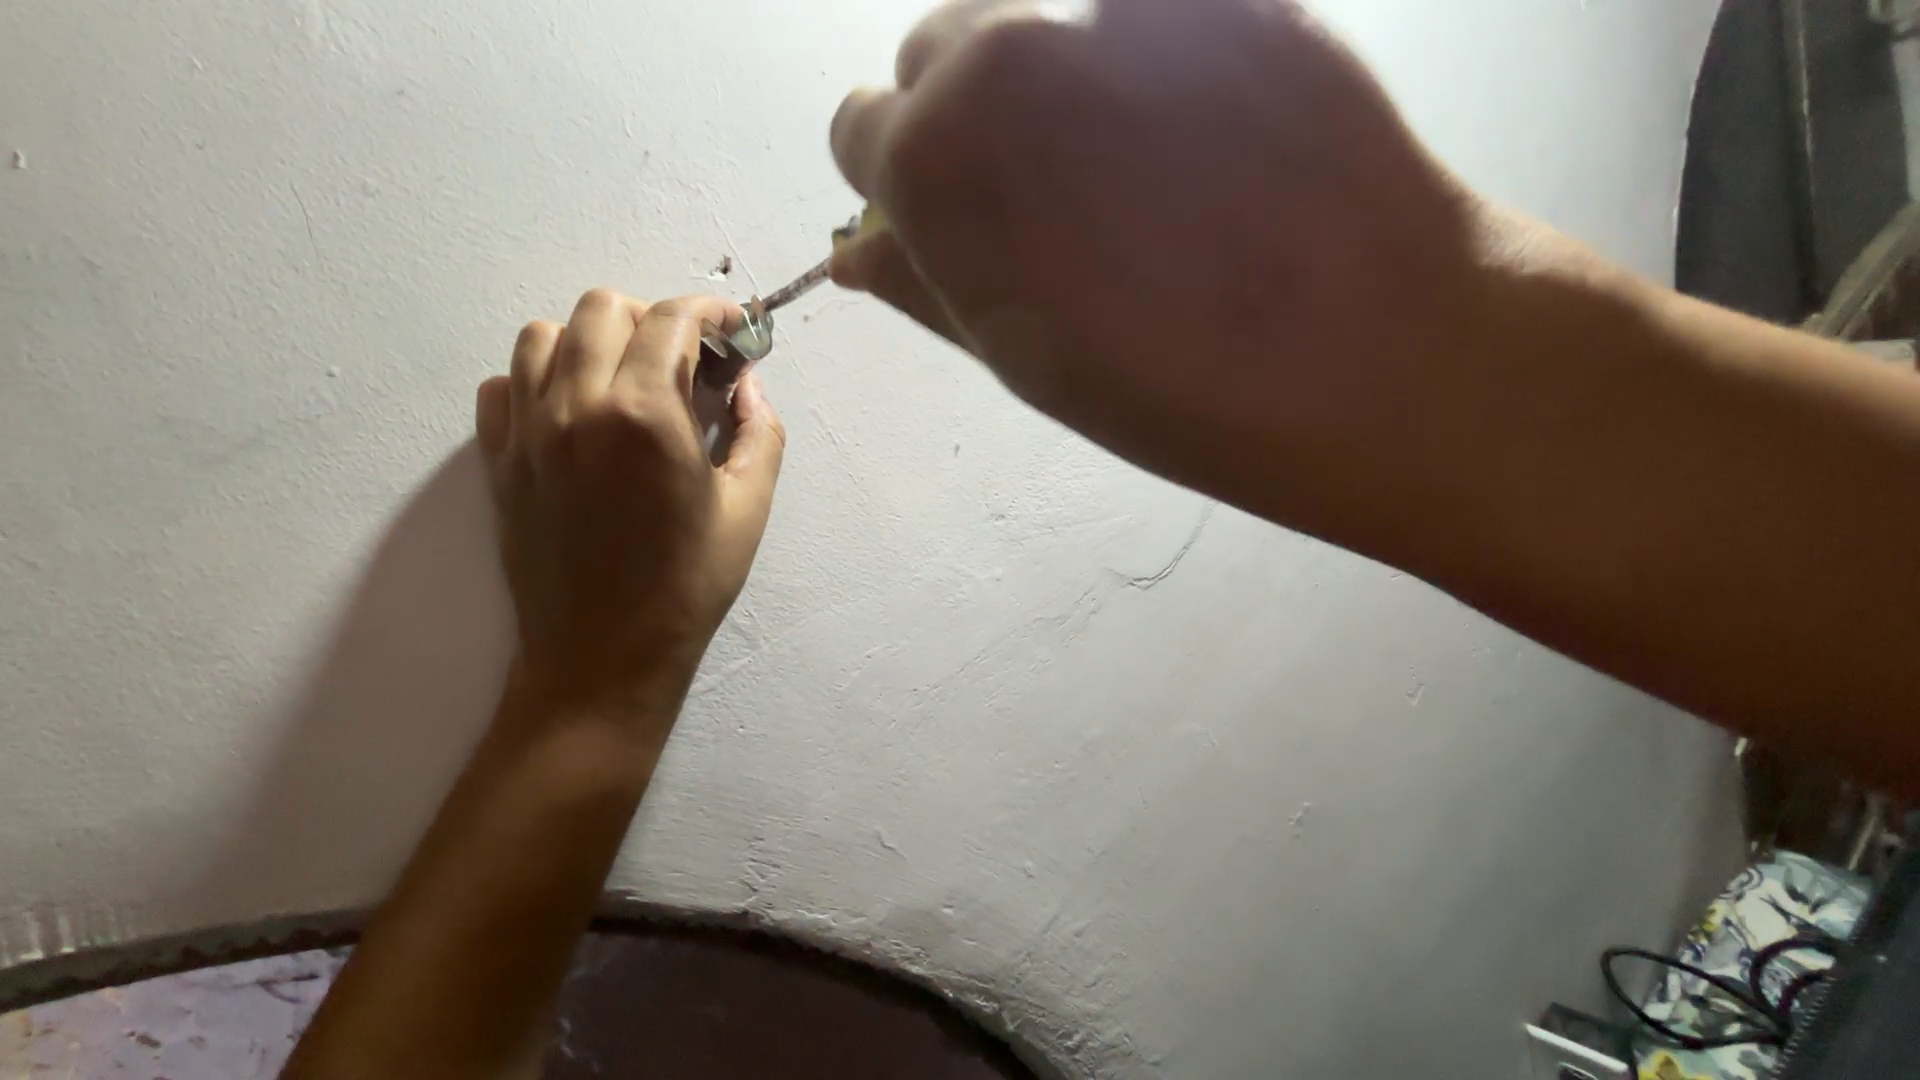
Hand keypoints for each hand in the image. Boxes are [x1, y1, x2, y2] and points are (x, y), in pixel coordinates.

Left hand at [475, 289, 785, 716]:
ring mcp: (527, 429)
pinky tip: (574, 412)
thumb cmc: (688, 585)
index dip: (712, 312)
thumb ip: (761, 432)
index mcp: (647, 414)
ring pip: (544, 333)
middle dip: (655, 319)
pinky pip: (504, 383)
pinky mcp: (498, 458)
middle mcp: (577, 404)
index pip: (673, 320)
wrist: (604, 655)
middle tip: (685, 361)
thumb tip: (749, 386)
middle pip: (604, 307)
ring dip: (593, 340)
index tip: (732, 329)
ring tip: (626, 379)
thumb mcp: (749, 508)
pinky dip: (540, 378)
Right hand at [829, 0, 1522, 547]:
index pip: (858, 128)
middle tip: (1043, 194)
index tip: (949, 220)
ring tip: (1123, 160)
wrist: (1361, 347)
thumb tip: (854, 254)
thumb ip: (922, 284)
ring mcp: (1111, 0)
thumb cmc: (1164, 389)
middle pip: (933, 52)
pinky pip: (1124, 11)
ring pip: (1022, 13)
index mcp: (934, 158)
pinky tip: (1193, 131)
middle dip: (962, 116)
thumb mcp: (1017, 355)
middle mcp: (1003, 46)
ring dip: (1039, 74)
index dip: (898, 181)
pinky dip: (1131, 55)